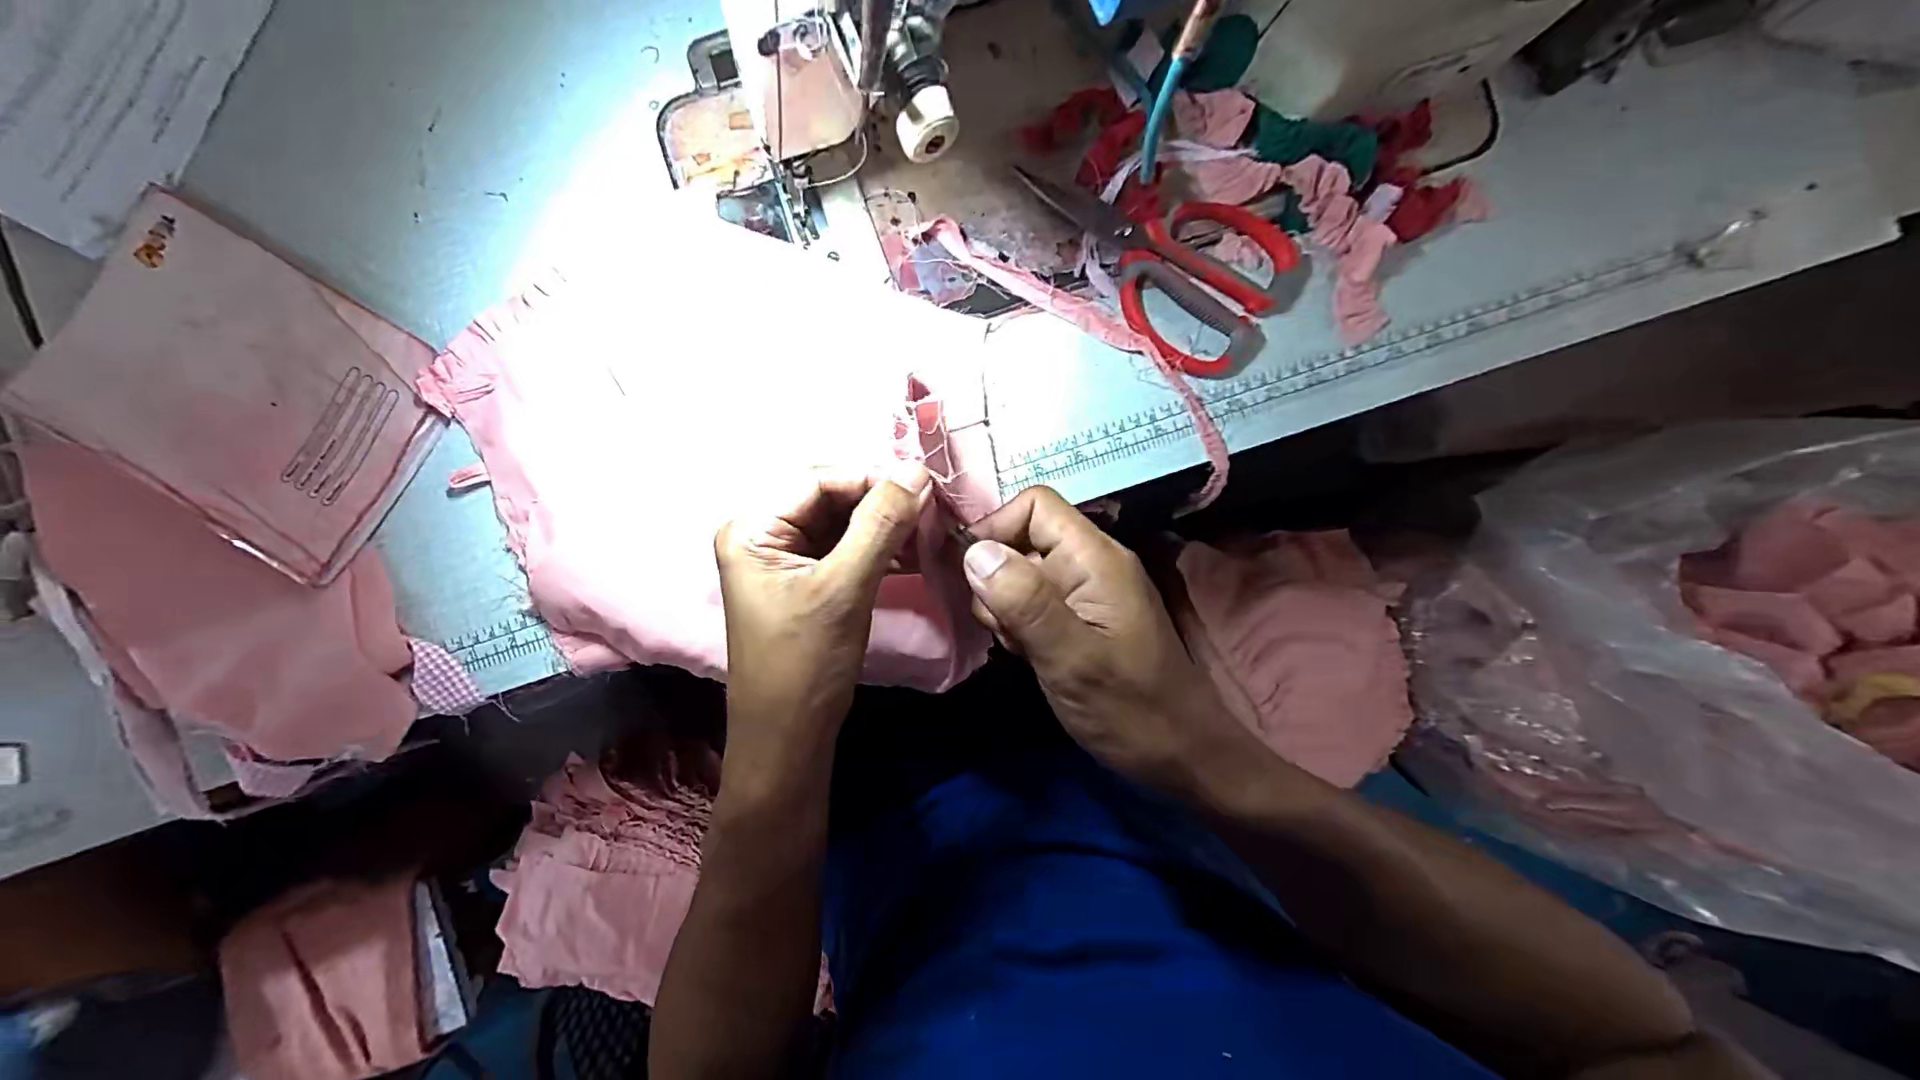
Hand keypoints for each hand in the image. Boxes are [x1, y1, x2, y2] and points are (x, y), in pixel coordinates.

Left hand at [715, 462, 932, 787]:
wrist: (790, 738)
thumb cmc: (804, 665)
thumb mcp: (844, 589)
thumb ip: (880, 526)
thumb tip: (917, 471)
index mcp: (752, 529)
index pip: (818, 480)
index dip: (872, 479)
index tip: (925, 488)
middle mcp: (764, 534)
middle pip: (832, 498)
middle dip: (884, 503)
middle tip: (934, 510)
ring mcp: (786, 558)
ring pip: (846, 522)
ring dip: (888, 525)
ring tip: (932, 531)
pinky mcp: (809, 579)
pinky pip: (849, 548)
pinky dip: (882, 548)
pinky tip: (916, 552)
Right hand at [962, 487, 1252, 792]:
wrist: (1179, 756)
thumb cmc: (1129, 708)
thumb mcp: (1071, 657)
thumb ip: (1024, 601)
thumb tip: (974, 551)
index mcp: (1095, 558)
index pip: (1035, 506)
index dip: (995, 528)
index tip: (970, 575)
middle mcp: (1089, 564)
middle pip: (1022, 539)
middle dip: (996, 578)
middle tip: (1004, 628)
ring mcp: (1084, 593)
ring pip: (1020, 574)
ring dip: (1004, 607)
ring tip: (1020, 648)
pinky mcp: (1077, 619)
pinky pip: (1031, 603)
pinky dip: (1018, 625)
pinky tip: (1028, 656)